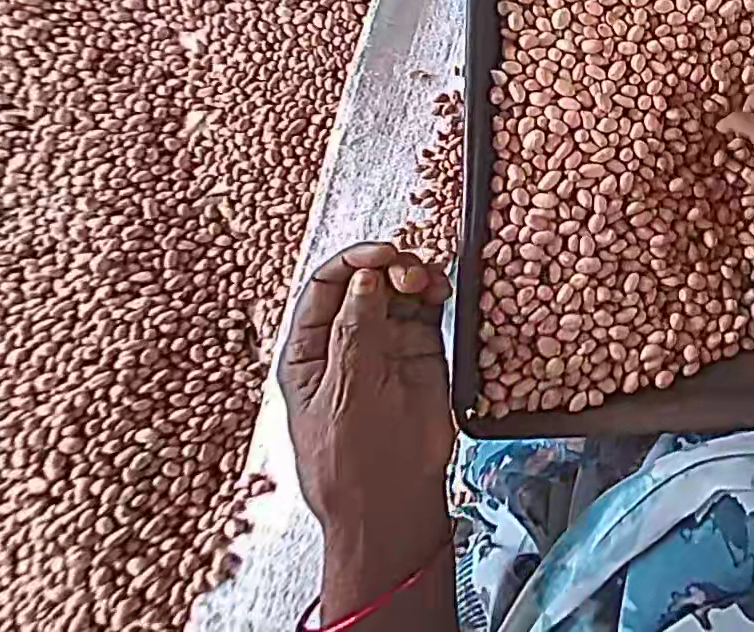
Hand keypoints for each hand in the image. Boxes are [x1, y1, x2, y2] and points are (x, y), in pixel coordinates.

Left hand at [279, 242, 452, 608]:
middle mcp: (348, 337)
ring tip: (429, 283)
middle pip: (366, 280)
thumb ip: (355, 332)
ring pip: (399, 288)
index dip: (353, 261)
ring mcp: (386, 341)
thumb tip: (364, 279)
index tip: (383, 254)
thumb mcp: (346, 394)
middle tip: (410, 274)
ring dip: (416, 275)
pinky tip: (442, 292)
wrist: (394, 498)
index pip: (325, 285)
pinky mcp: (420, 348)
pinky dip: (436, 292)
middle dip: (390, 267)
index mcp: (311, 349)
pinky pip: (427, 307)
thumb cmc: (353, 460)